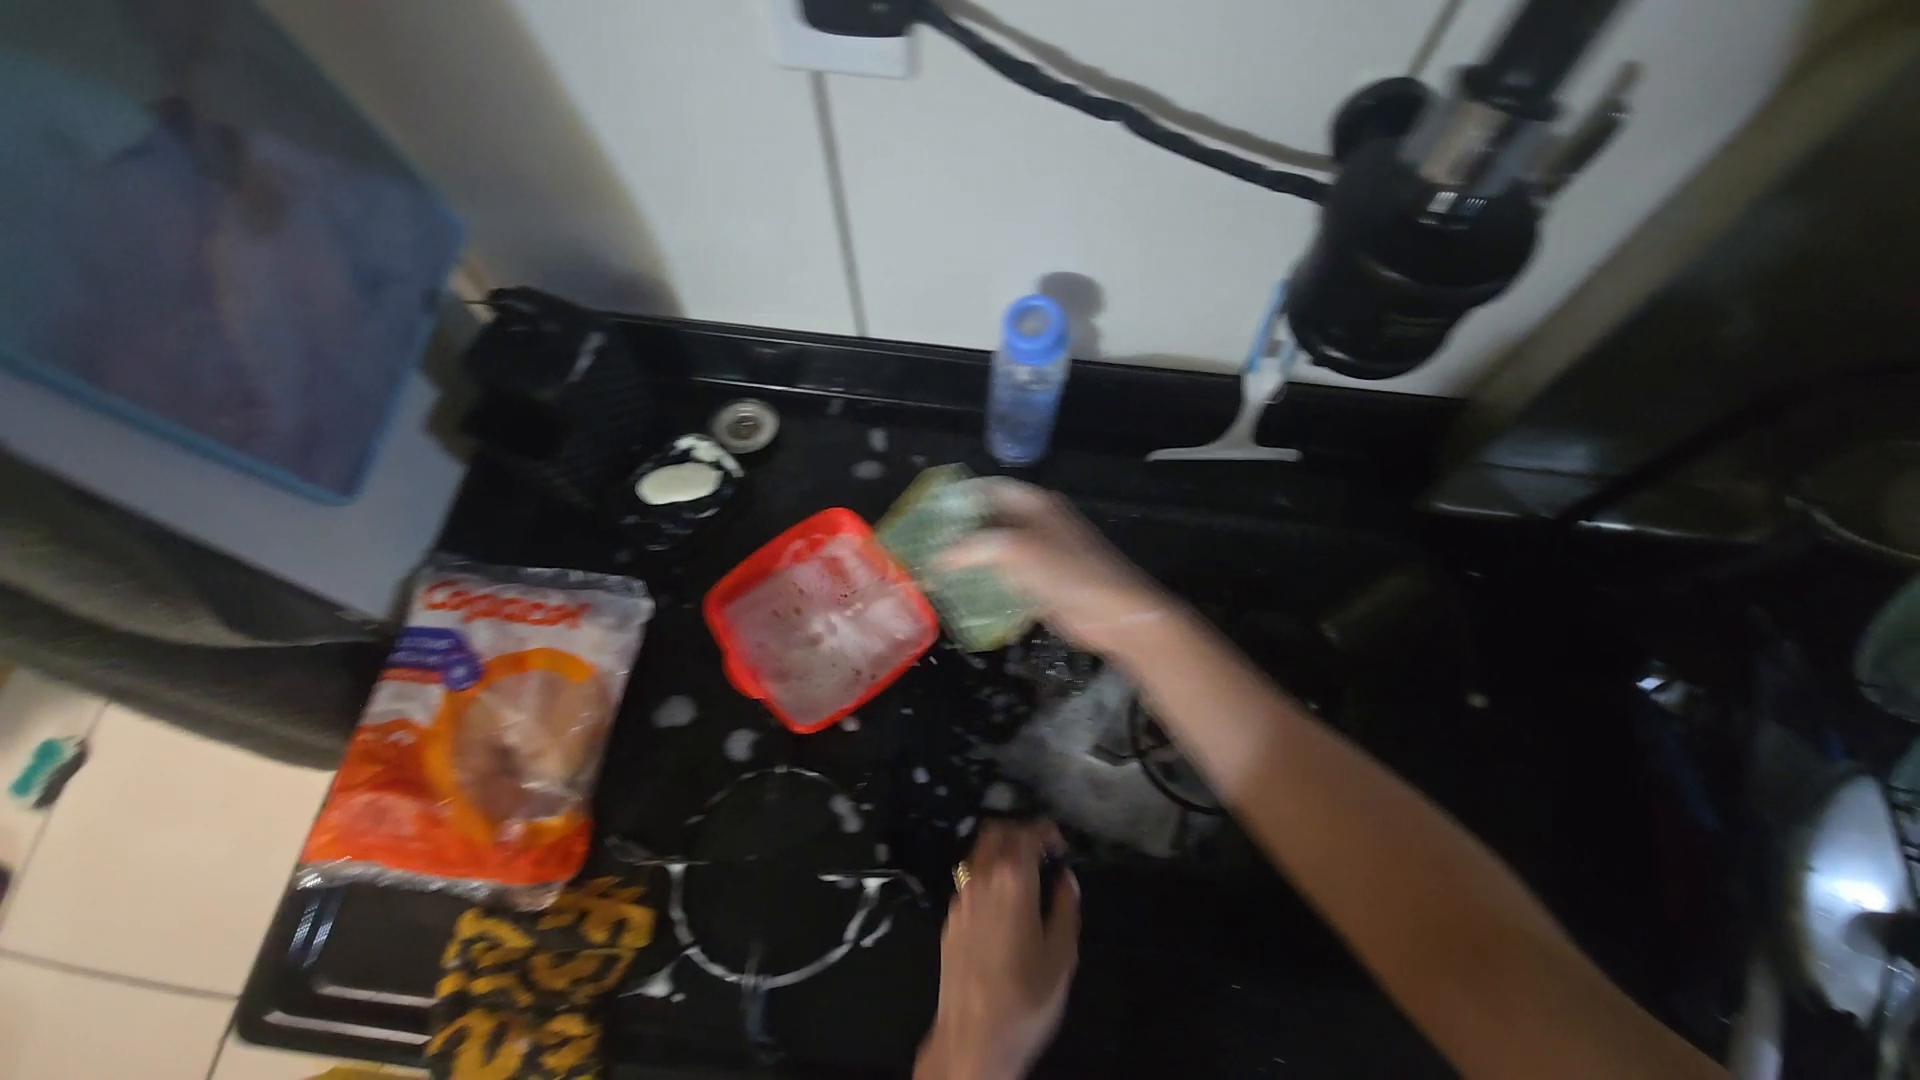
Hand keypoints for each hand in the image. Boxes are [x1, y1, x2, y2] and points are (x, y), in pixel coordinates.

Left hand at [916, 821, 1080, 1079]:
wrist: (971, 1039)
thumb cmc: (1025, 1000)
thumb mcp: (1061, 956)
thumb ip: (1065, 909)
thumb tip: (1066, 880)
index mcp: (1012, 883)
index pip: (1026, 835)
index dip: (1045, 830)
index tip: (1059, 843)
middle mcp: (981, 882)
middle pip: (994, 833)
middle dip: (1019, 833)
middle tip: (1041, 851)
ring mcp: (960, 900)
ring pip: (977, 857)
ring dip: (1000, 854)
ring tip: (1024, 876)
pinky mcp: (950, 921)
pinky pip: (969, 884)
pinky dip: (986, 879)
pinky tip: (1002, 905)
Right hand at [942, 479, 1179, 657]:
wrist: (1117, 613)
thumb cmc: (1070, 572)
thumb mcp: (1016, 550)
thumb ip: (973, 548)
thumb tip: (937, 558)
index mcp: (1037, 505)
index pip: (990, 490)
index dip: (960, 498)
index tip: (929, 512)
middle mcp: (1038, 524)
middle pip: (991, 521)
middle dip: (960, 533)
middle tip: (925, 546)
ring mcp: (1043, 556)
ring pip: (997, 552)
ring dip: (971, 561)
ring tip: (935, 571)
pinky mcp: (1044, 585)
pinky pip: (1007, 579)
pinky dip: (986, 584)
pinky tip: (962, 594)